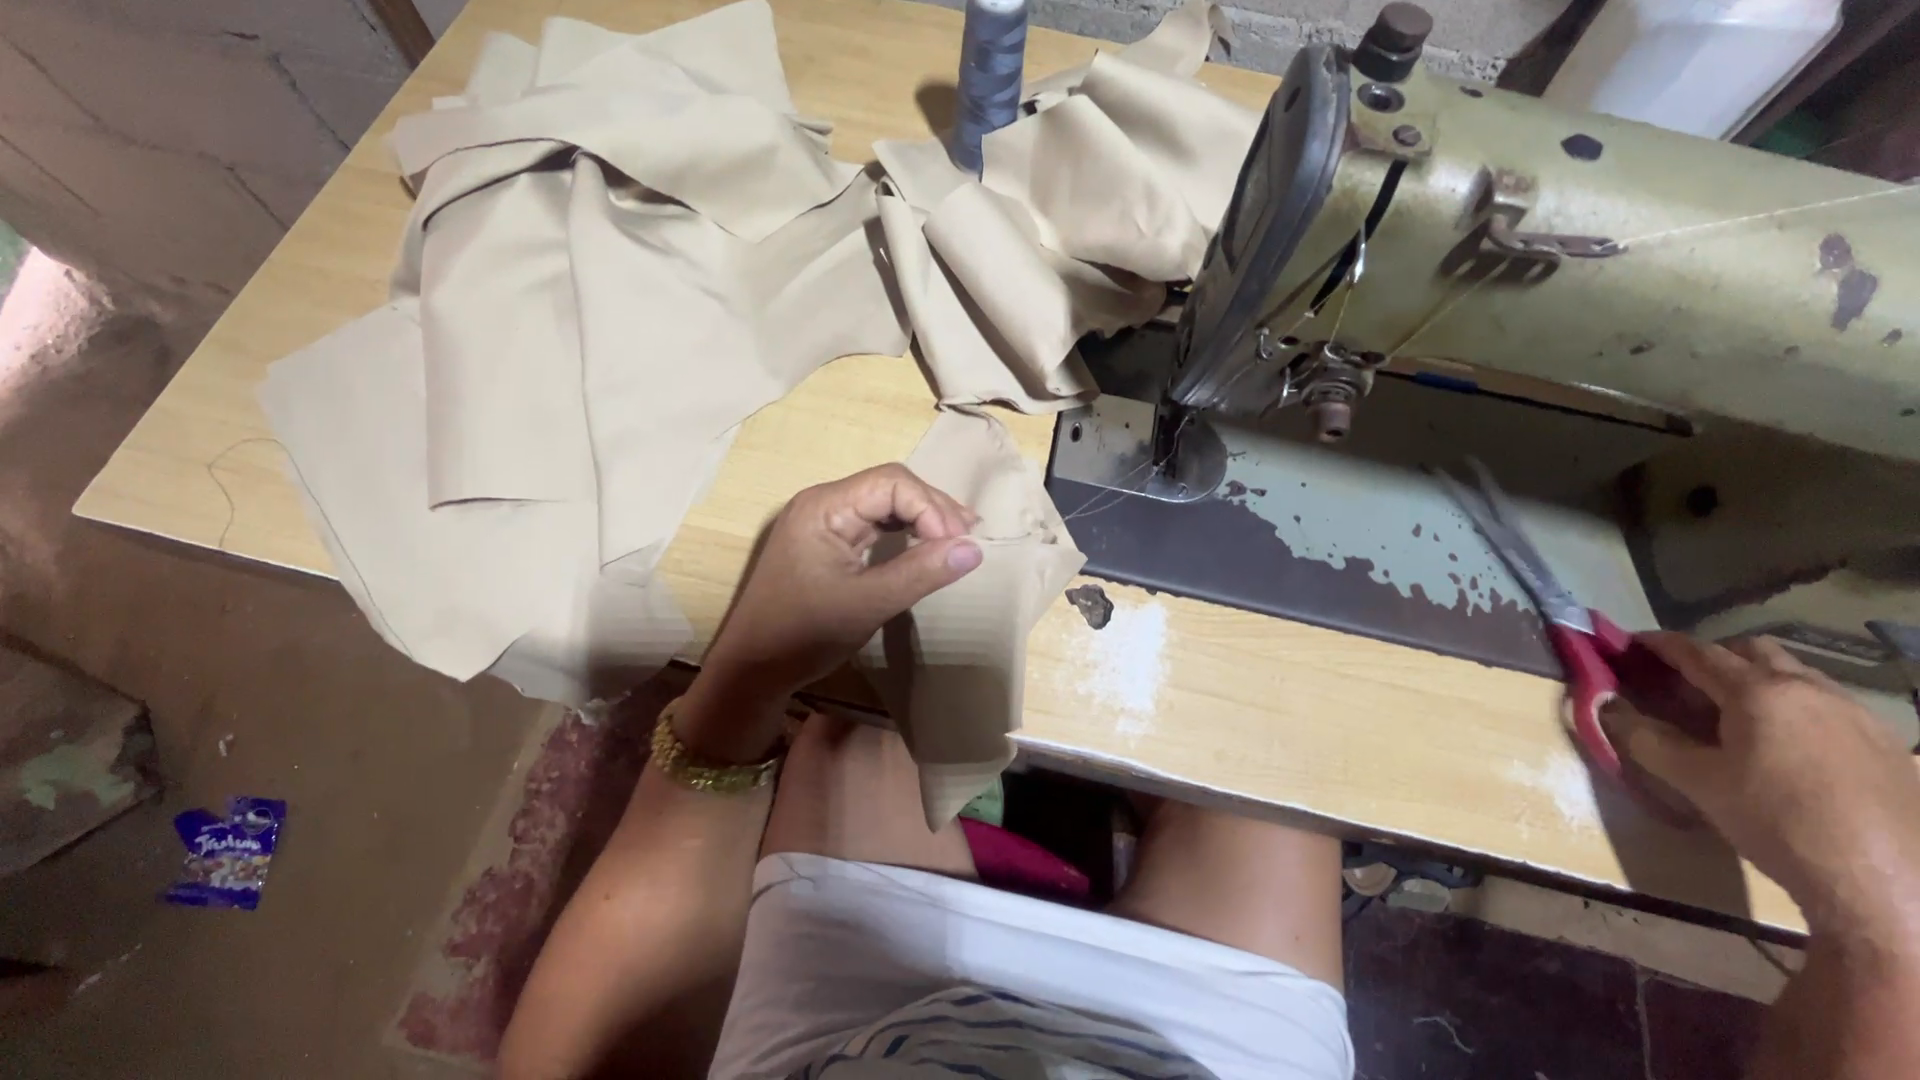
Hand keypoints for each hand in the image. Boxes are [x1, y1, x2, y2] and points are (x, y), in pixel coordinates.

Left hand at [680, 465, 981, 753]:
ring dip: (922, 518)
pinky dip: (905, 532)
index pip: (891, 482)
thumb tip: (974, 549)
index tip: (957, 545)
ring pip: (885, 504)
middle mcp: (823, 503)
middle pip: (890, 486)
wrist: (752, 669)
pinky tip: (928, 545)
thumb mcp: (868, 604)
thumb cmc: (804, 634)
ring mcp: (824, 522)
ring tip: (959, 539)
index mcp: (824, 507)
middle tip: (969, 539)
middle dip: (932, 508)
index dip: (931, 507)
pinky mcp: (828, 542)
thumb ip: (921, 572)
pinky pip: (874, 524)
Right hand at [1613, 633, 1919, 938]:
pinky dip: (1795, 708)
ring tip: (1736, 717)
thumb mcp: (1696, 782)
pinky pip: (1829, 705)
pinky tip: (1789, 748)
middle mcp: (1812, 689)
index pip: (1699, 652)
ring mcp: (1858, 714)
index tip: (1634, 643)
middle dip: (1715, 656)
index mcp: (1760, 692)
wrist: (1886, 882)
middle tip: (1685, 683)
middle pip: (1755, 651)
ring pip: (1798, 676)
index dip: (1661, 645)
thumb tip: (1608, 708)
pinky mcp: (1887, 744)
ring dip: (1758, 682)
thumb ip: (1646, 739)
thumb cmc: (1776, 822)